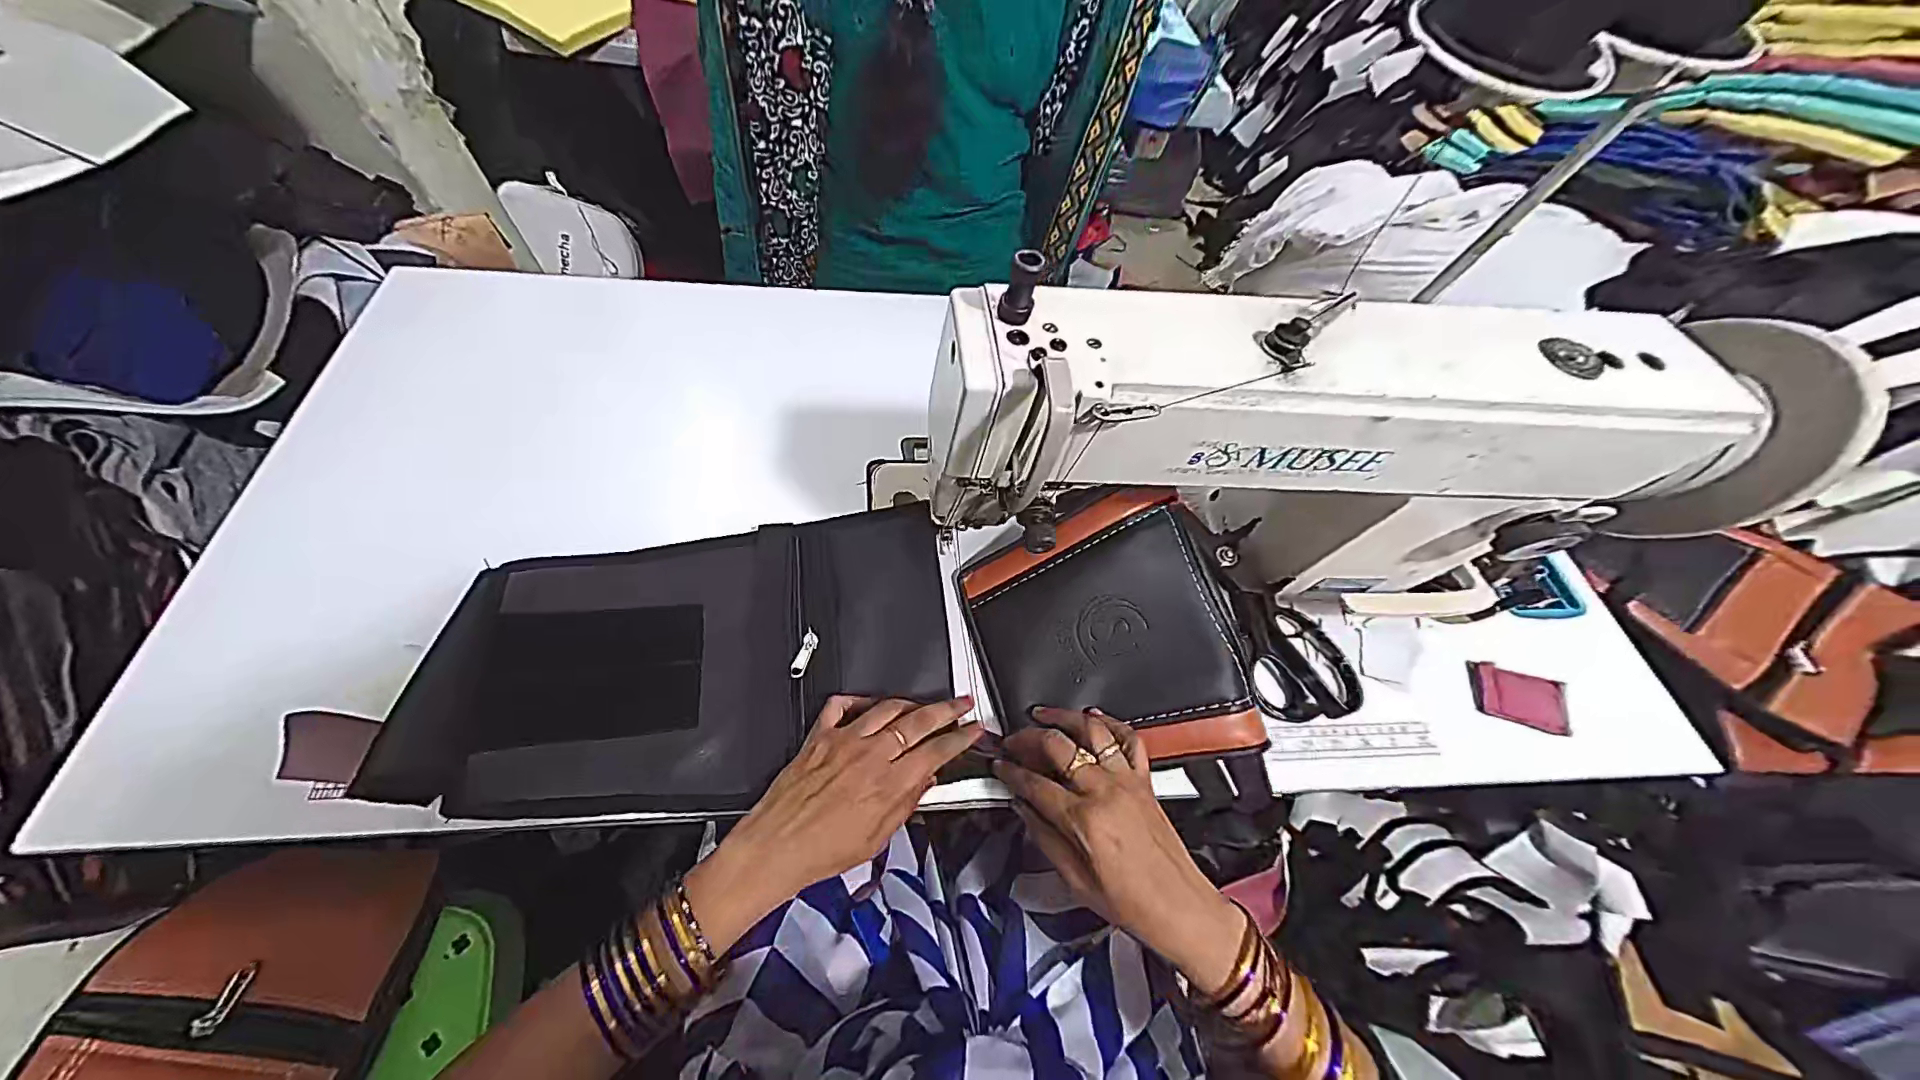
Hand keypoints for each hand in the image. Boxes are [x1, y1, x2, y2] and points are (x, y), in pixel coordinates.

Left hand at [685, 696, 980, 950]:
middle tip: (961, 703)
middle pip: (919, 720)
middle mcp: (869, 755)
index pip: (937, 750)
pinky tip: (868, 704)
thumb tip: (925, 782)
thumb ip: (906, 804)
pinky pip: (842, 705)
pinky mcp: (819, 736)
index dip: (961, 737)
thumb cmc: (819, 852)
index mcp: (888, 783)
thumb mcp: (877, 838)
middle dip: (948, 708)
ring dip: (911, 703)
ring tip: (922, 705)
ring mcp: (843, 741)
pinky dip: (859, 700)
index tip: (972, 730)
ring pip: (887, 707)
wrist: (774, 848)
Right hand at [994, 708, 1245, 992]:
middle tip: (1014, 742)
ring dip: (1063, 717)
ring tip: (1044, 715)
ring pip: (1091, 730)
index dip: (1011, 772)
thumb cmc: (1136, 904)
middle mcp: (1106, 792)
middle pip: (1057, 746)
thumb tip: (1024, 811)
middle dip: (1026, 738)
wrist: (1181, 909)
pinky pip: (1129, 739)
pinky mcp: (1145, 781)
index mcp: (1084, 821)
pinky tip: (1094, 717)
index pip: (1034, 783)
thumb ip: (1045, 838)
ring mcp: (1127, 782)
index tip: (1001, 767)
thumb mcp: (1076, 882)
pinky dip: (1110, 723)